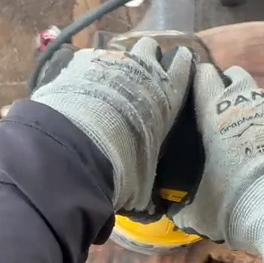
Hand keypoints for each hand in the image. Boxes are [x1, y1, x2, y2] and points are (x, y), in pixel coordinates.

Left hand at [30, 37, 194, 213]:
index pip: (184, 64)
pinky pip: (88, 58)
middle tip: (141, 76)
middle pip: (151, 48)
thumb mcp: (142, 184)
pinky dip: (87, 68)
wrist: (79, 144)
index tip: (176, 72)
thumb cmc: (123, 164)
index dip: (180, 67)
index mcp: (169, 92)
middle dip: (147, 57)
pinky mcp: (80, 60)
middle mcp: (144, 68)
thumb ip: (148, 191)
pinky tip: (80, 85)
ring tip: (110, 80)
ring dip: (118, 61)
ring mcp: (111, 59)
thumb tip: (150, 214)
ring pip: (121, 49)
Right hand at [172, 64, 263, 262]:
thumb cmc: (233, 203)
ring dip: (256, 115)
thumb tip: (174, 213)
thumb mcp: (199, 211)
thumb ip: (183, 206)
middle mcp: (249, 102)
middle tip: (222, 118)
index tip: (195, 99)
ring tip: (252, 145)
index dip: (199, 84)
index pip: (204, 77)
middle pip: (237, 77)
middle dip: (229, 89)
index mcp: (215, 111)